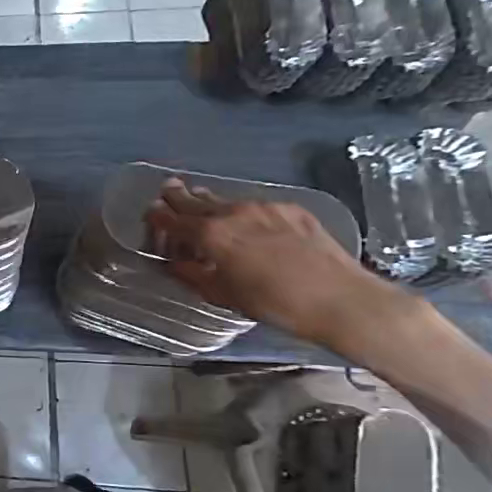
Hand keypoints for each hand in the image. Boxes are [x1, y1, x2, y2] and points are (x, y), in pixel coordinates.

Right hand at [144, 179, 412, 349]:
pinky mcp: (291, 210)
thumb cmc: (275, 304)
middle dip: (181, 196)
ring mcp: (265, 208)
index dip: (160, 216)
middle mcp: (235, 213)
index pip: (176, 220)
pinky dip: (242, 211)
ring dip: (211, 202)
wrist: (340, 298)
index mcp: (213, 235)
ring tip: (201, 200)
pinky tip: (246, 221)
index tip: (151, 211)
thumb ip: (194, 275)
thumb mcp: (225, 295)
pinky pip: (256, 207)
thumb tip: (174, 265)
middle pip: (199, 201)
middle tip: (168, 187)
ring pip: (228, 201)